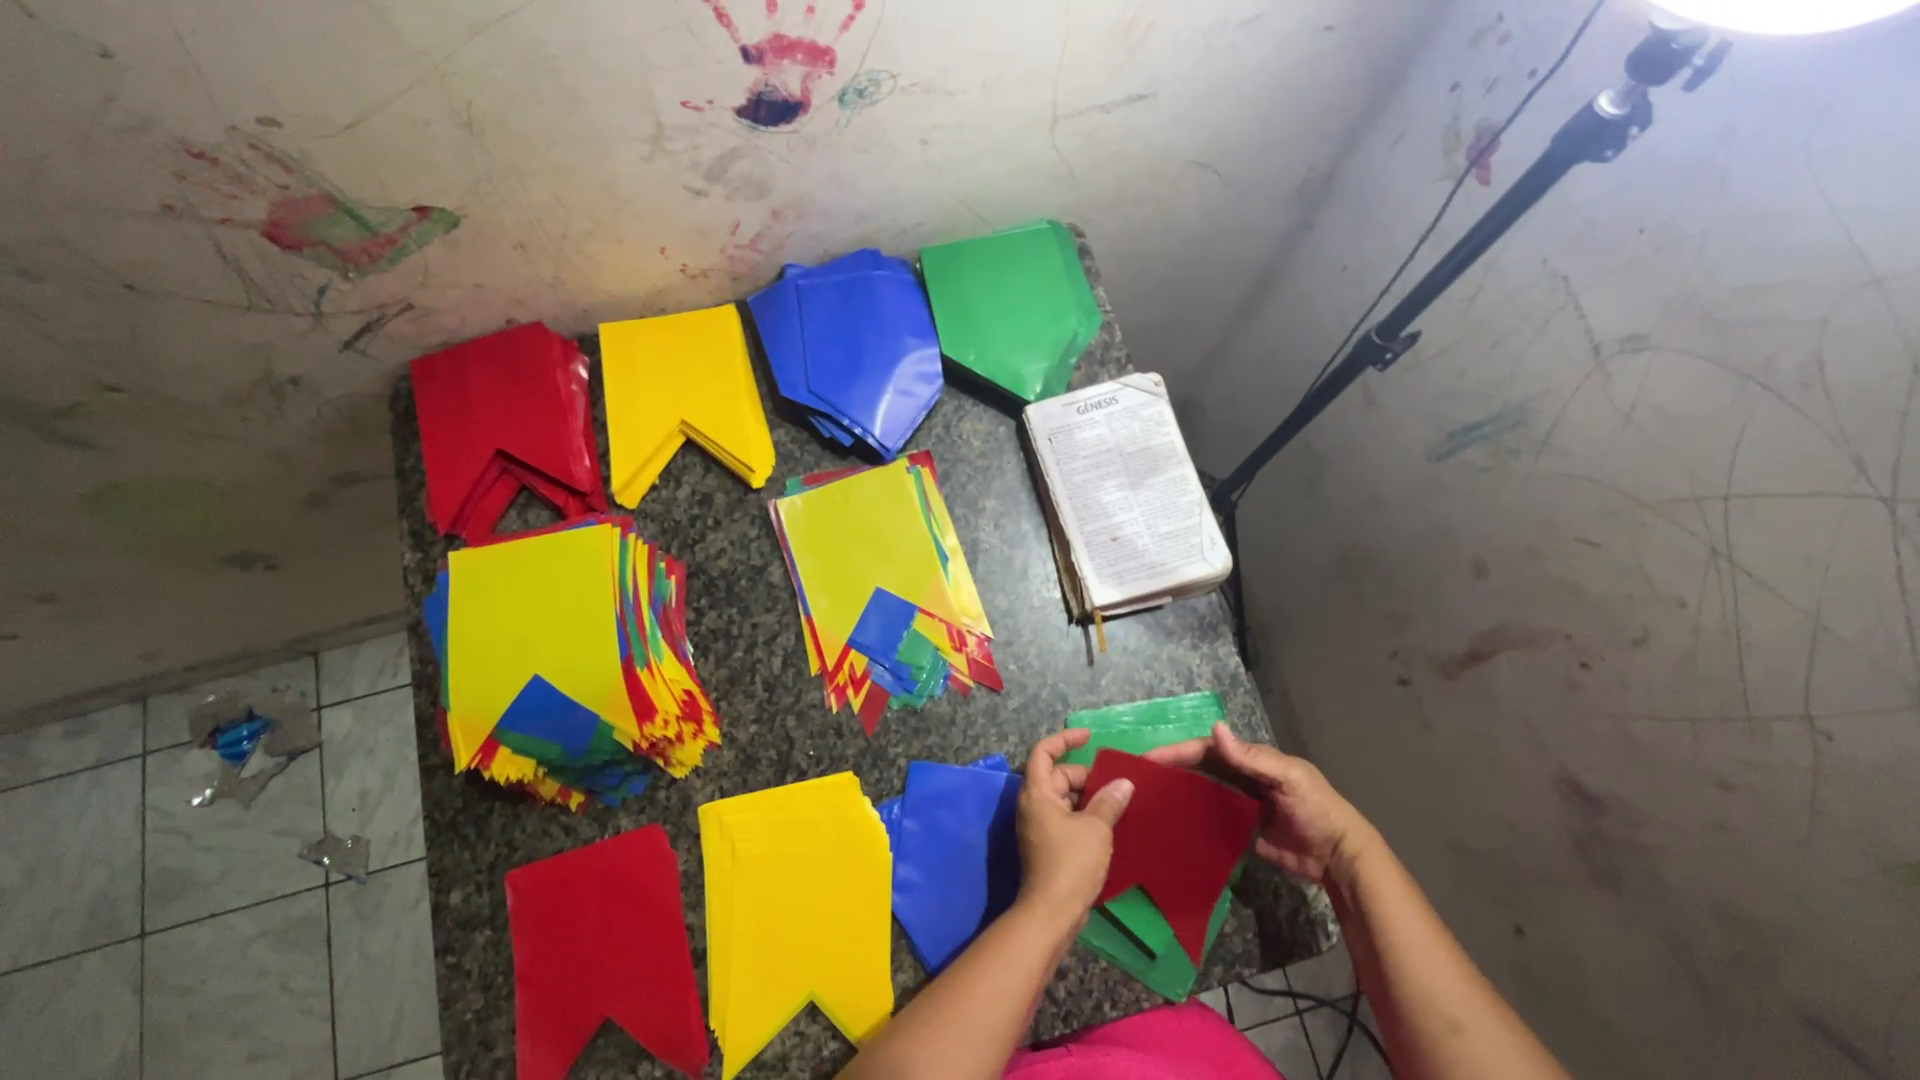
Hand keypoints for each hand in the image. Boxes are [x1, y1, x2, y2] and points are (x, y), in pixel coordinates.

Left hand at [1013, 729, 1133, 934]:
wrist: (1051, 912)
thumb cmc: (1071, 863)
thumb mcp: (1096, 828)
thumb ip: (1109, 801)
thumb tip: (1123, 783)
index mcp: (1037, 793)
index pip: (1044, 752)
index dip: (1064, 739)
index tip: (1089, 737)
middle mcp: (1032, 805)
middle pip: (1056, 775)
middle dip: (1084, 775)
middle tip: (1115, 784)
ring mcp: (1037, 826)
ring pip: (1062, 798)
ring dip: (1086, 797)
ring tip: (1117, 802)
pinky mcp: (1045, 845)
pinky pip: (1064, 817)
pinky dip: (1083, 815)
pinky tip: (1107, 824)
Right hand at [1146, 723, 1375, 884]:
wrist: (1339, 858)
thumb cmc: (1318, 810)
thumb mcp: (1289, 778)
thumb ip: (1253, 757)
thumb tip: (1215, 729)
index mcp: (1254, 760)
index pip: (1208, 749)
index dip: (1179, 751)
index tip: (1150, 758)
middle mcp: (1243, 778)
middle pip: (1201, 768)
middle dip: (1171, 767)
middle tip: (1139, 777)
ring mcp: (1240, 805)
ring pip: (1202, 791)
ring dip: (1178, 790)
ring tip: (1147, 798)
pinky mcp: (1241, 832)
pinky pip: (1210, 820)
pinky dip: (1190, 817)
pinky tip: (1171, 823)